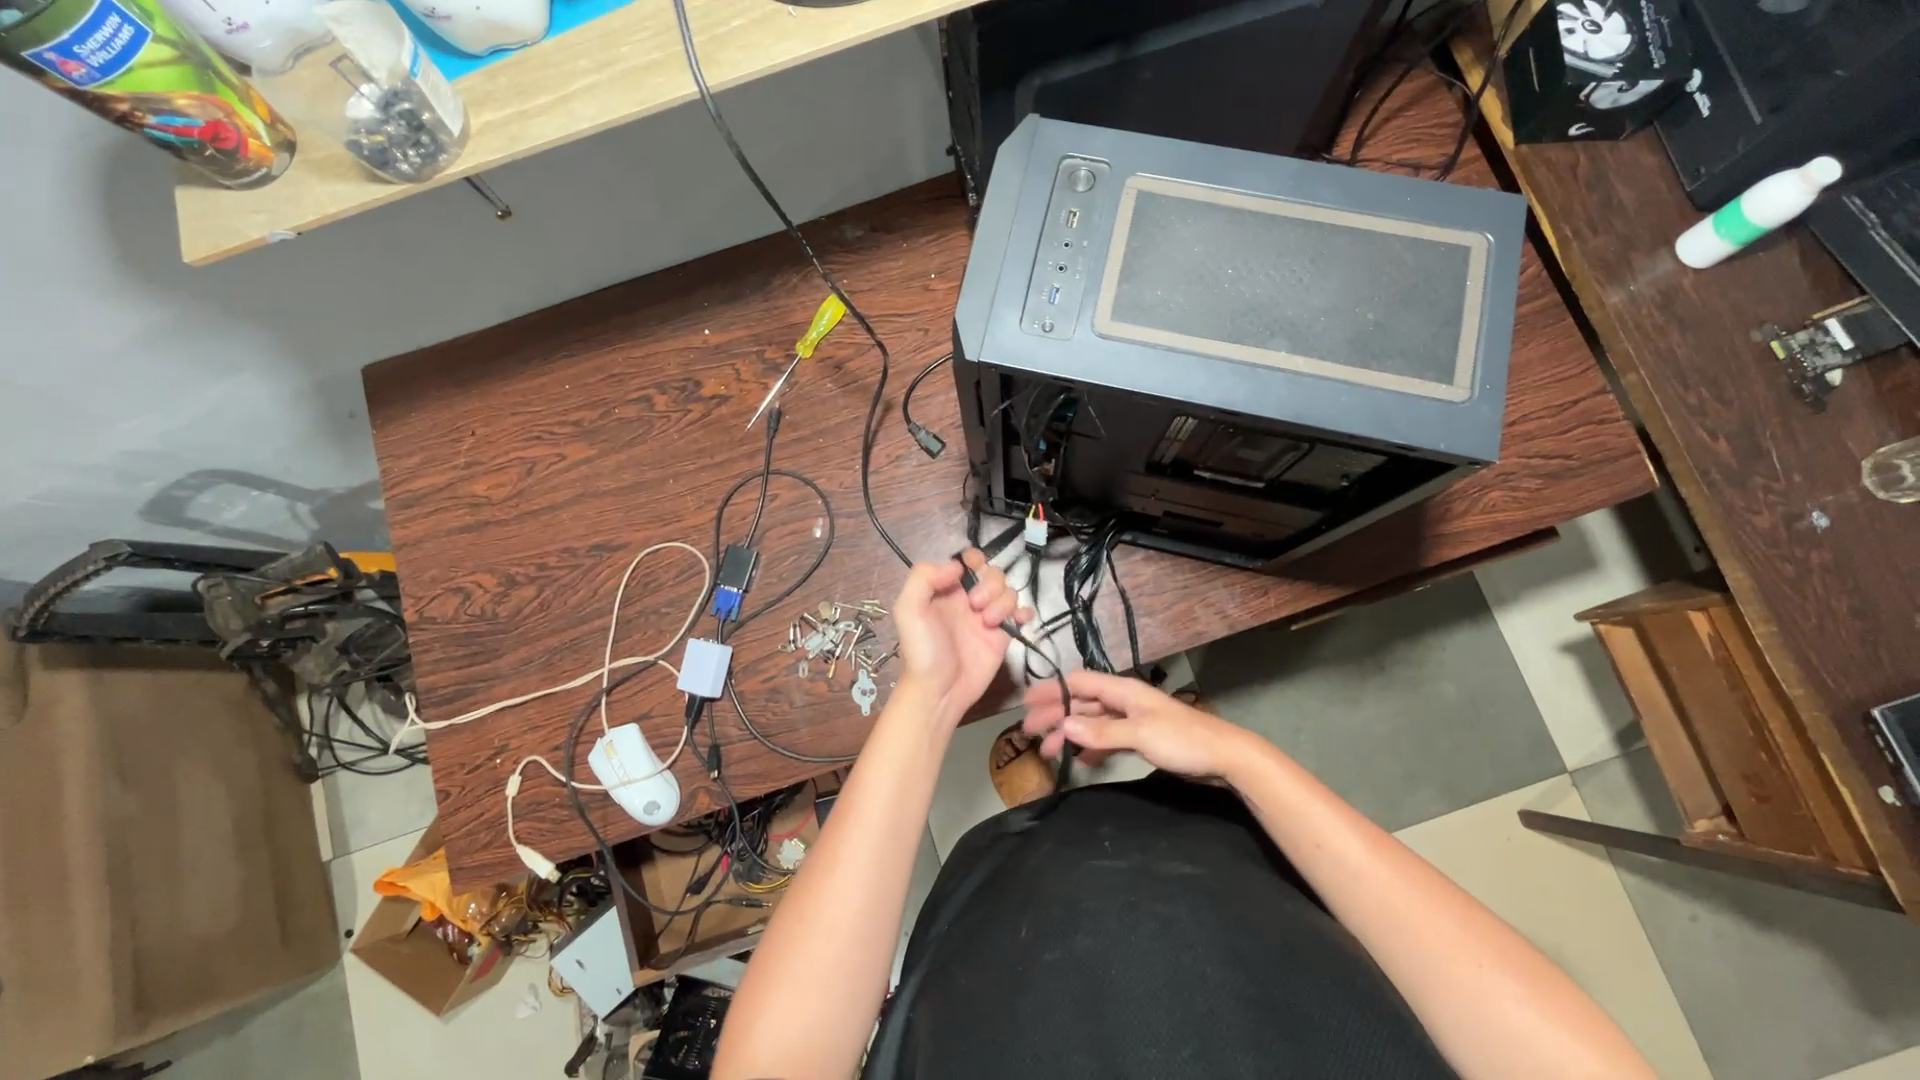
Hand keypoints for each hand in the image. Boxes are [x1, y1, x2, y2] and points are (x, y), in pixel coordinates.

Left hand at [893, 549, 1032, 725]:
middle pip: (993, 572)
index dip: (973, 560)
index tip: (971, 572)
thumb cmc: (922, 651)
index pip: (966, 561)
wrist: (939, 691)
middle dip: (989, 584)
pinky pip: (1022, 612)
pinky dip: (1024, 612)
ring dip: (1003, 601)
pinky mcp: (1003, 635)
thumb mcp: (908, 610)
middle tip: (975, 606)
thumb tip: (956, 566)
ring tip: (988, 622)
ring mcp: (987, 616)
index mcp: (945, 589)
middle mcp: (967, 598)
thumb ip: (923, 578)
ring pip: (1008, 591)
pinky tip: (1015, 622)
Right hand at [1021, 671, 1249, 778]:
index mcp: (1123, 691)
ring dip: (1069, 734)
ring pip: (1092, 723)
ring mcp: (1133, 721)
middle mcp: (1124, 702)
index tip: (1026, 706)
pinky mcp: (1141, 740)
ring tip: (1048, 752)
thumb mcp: (1140, 734)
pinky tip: (1080, 761)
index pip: (1079, 684)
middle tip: (1029, 733)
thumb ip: (1101, 732)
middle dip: (1055, 716)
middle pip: (1081, 704)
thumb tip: (1063, 726)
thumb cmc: (1184, 740)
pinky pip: (1106, 740)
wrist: (1226, 758)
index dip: (1052, 692)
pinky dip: (1091, 748)